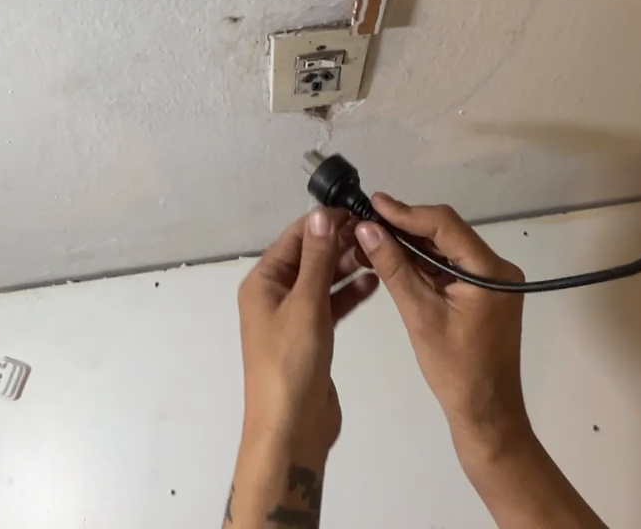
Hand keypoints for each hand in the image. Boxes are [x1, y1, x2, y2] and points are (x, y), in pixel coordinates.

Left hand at [235, 208, 377, 459]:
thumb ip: (316, 259)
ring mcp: (292, 316)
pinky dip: (349, 294)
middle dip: (337, 243)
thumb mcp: (306, 304)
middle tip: (373, 231)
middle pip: (308, 258)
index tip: (355, 210)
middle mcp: (274, 295)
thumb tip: (320, 215)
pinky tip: (373, 282)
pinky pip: (330, 305)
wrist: (291, 429)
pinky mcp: (311, 336)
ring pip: (321, 281)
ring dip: (346, 267)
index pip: (294, 239)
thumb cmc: (291, 362)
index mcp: (262, 282)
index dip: (322, 223)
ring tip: (378, 253)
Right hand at [353, 194, 530, 459]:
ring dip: (408, 243)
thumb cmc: (455, 370)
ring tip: (369, 236)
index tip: (373, 203)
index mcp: (490, 271)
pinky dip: (419, 261)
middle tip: (365, 219)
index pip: (445, 225)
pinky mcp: (481, 291)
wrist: (486, 415)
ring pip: (443, 246)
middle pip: (444, 231)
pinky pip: (446, 264)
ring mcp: (490, 279)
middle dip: (403, 226)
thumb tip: (366, 228)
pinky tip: (389, 256)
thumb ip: (394, 267)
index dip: (406, 212)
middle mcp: (496, 267)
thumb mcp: (419, 315)